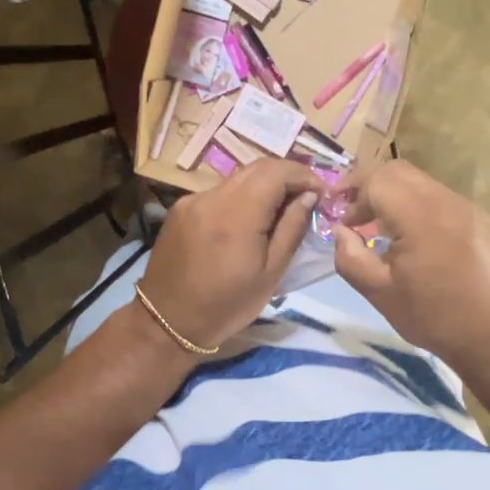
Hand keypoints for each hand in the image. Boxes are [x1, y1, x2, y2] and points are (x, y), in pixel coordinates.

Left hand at [136, 159, 324, 351]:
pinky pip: (219, 193)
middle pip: (258, 167)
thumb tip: (309, 196)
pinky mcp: (181, 209)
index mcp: (237, 214)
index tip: (321, 193)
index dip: (304, 175)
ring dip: (264, 186)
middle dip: (287, 177)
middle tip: (307, 199)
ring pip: (238, 178)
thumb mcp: (271, 273)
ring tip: (280, 211)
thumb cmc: (227, 305)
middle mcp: (212, 197)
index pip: (277, 171)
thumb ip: (292, 228)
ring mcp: (192, 200)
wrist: (167, 322)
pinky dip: (241, 198)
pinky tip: (247, 222)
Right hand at [331, 161, 489, 363]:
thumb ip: (350, 257)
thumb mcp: (379, 293)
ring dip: (392, 194)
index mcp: (419, 215)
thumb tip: (340, 231)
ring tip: (377, 225)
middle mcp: (445, 200)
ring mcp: (465, 207)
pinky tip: (410, 236)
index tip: (338, 217)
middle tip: (351, 213)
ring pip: (419, 181)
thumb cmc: (433, 316)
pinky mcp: (478, 218)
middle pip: (397, 171)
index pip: (376, 180)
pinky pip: (438, 197)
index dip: (350, 192)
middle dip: (368, 186)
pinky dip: (415, 204)